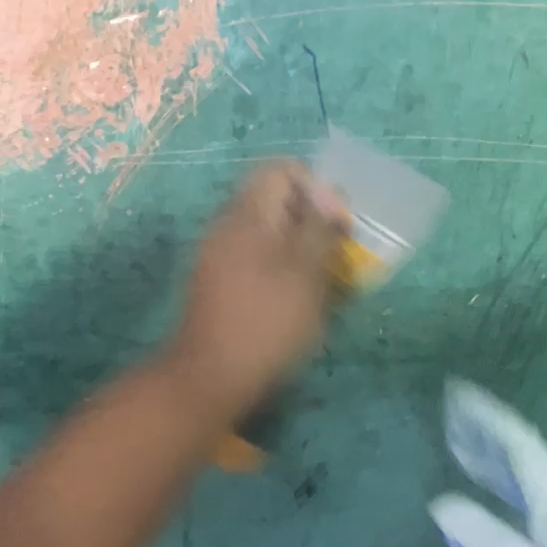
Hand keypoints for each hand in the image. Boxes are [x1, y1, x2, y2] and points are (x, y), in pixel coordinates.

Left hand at [169, 160, 345, 411]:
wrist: (210, 377)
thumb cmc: (267, 321)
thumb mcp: (307, 273)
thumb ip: (321, 228)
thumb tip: (330, 198)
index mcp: (247, 213)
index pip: (281, 169)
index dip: (315, 185)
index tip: (336, 220)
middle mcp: (228, 225)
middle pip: (275, 200)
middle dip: (312, 219)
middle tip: (336, 252)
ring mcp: (218, 255)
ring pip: (268, 232)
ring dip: (300, 248)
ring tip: (325, 281)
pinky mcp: (218, 283)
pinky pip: (256, 259)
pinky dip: (282, 269)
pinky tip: (299, 301)